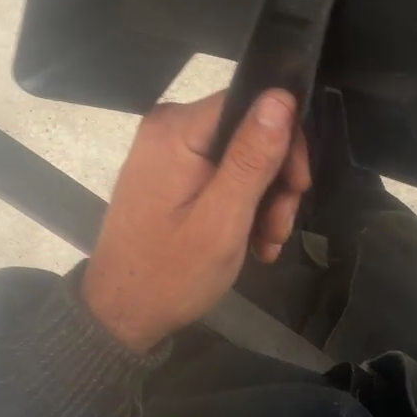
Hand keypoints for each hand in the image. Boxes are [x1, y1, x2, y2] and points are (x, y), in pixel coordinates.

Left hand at [81, 90, 310, 351]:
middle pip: (250, 130)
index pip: (253, 103)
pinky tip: (253, 239)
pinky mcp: (173, 169)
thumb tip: (281, 96)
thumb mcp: (222, 220)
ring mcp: (170, 148)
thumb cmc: (169, 275)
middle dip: (277, 178)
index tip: (297, 185)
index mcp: (177, 130)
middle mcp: (171, 127)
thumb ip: (252, 157)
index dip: (285, 139)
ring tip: (268, 241)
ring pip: (244, 153)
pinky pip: (225, 169)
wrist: (118, 320)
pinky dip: (245, 201)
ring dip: (266, 197)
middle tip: (280, 226)